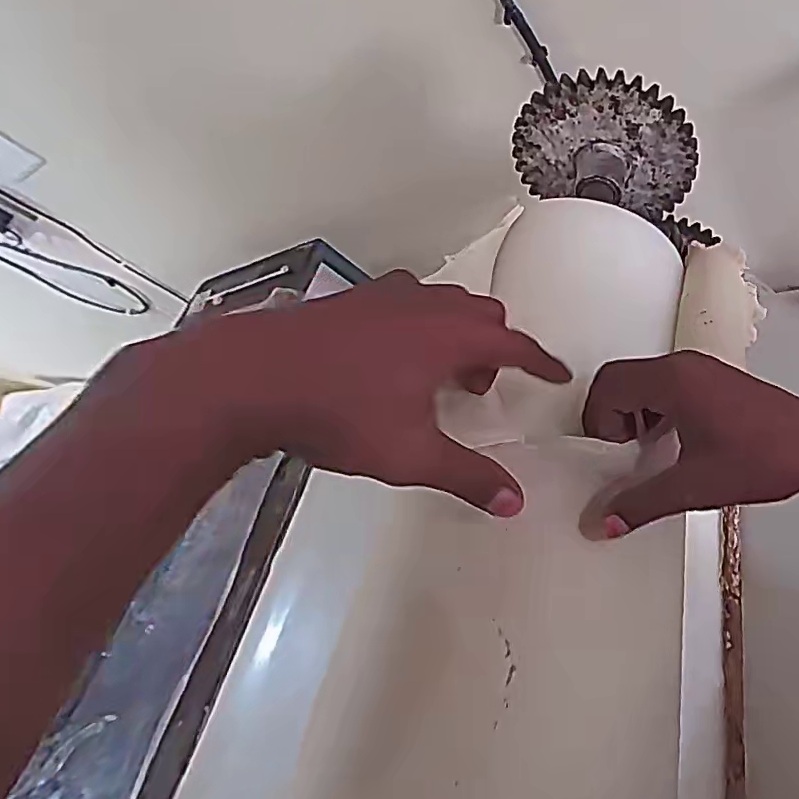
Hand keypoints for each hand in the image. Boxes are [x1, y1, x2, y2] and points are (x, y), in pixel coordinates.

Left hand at [149, 270, 570, 514]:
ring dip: (459, 331)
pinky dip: (420, 321)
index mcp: (450, 337)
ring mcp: (384, 298)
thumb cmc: (331, 409)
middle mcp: (423, 308)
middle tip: (487, 382)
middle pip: (485, 314)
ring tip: (441, 370)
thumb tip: (510, 499)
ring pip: (445, 302)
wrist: (242, 379)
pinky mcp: (349, 301)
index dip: (541, 361)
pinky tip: (394, 353)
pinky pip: (405, 300)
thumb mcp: (410, 454)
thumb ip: (468, 477)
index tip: (555, 372)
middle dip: (497, 345)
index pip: (515, 344)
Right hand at [581, 351, 798, 534]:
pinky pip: (670, 387)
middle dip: (612, 419)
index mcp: (673, 380)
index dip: (596, 422)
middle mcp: (686, 367)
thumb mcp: (694, 485)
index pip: (608, 385)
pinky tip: (672, 446)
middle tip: (621, 455)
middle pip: (622, 380)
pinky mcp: (717, 382)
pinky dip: (658, 411)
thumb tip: (607, 519)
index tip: (606, 454)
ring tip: (647, 454)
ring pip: (646, 383)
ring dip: (635, 415)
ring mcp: (703, 371)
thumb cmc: (770, 453)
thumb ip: (641, 503)